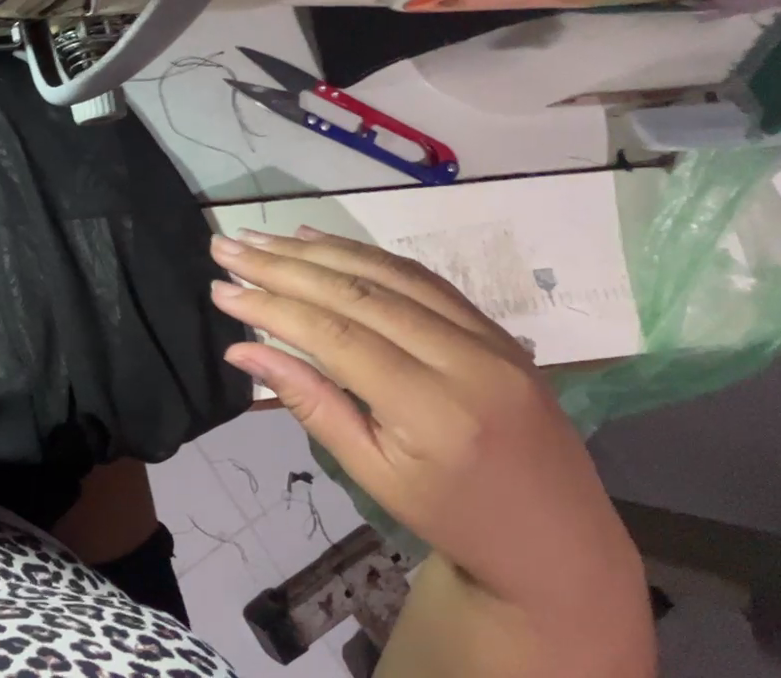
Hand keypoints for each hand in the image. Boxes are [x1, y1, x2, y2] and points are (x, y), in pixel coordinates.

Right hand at [206, 230, 645, 621]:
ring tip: (261, 238)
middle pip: (357, 294)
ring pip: (388, 275)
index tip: (218, 288)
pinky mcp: (497, 331)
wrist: (562, 543)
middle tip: (225, 245)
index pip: (334, 336)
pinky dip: (364, 255)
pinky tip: (320, 241)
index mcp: (434, 410)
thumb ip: (310, 403)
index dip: (271, 306)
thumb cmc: (453, 517)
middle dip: (282, 266)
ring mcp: (490, 339)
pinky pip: (421, 279)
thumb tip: (240, 352)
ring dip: (317, 251)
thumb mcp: (373, 473)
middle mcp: (467, 361)